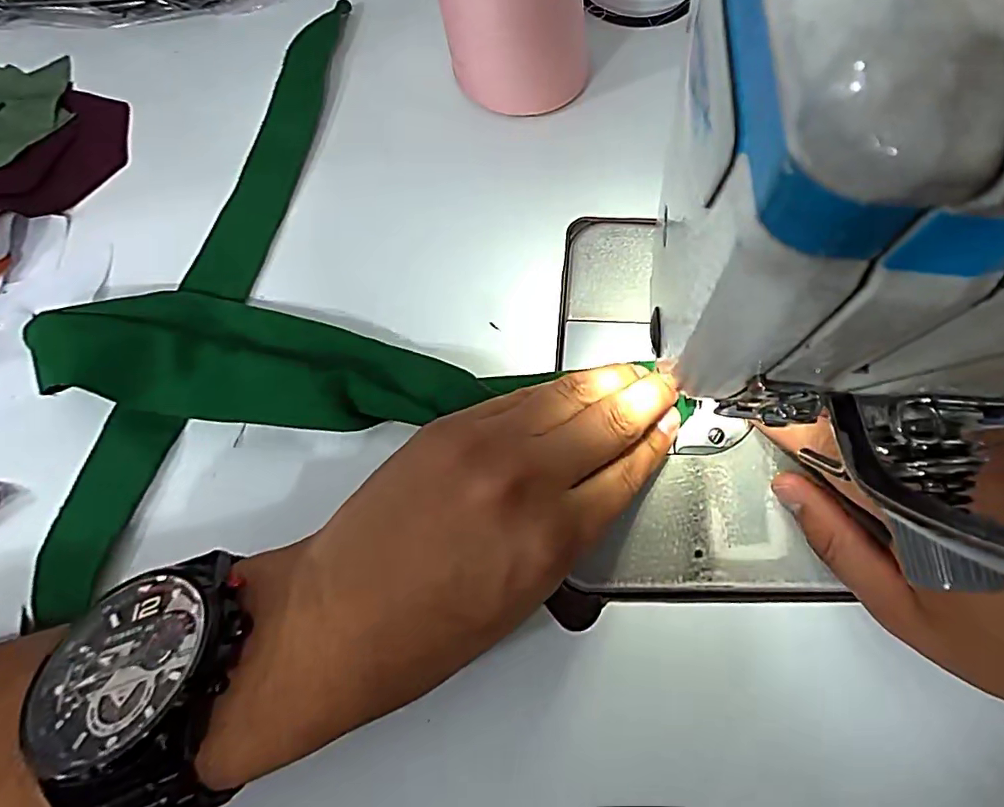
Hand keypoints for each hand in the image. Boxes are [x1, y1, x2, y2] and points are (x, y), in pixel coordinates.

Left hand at [195, 364, 680, 786]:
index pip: (624, 472)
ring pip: (567, 396)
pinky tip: (577, 383)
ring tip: (634, 371)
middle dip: (645, 399)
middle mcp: (524, 482)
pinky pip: (521, 395)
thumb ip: (571, 530)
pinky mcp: (452, 425)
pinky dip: (558, 387)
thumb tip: (602, 484)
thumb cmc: (426, 631)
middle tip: (667, 382)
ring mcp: (484, 444)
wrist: (333, 617)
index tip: (670, 425)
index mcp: (550, 538)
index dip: (654, 443)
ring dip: (608, 380)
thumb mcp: (525, 594)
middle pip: (606, 422)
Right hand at [761, 419, 1003, 702]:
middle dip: (843, 441)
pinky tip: (949, 485)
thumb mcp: (900, 606)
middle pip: (867, 426)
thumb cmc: (1003, 642)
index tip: (776, 429)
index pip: (831, 447)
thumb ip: (837, 541)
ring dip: (888, 443)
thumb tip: (792, 489)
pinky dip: (933, 445)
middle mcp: (948, 461)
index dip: (798, 436)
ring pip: (907, 422)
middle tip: (849, 483)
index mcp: (909, 502)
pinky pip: (951, 426)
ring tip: (907, 493)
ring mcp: (988, 444)